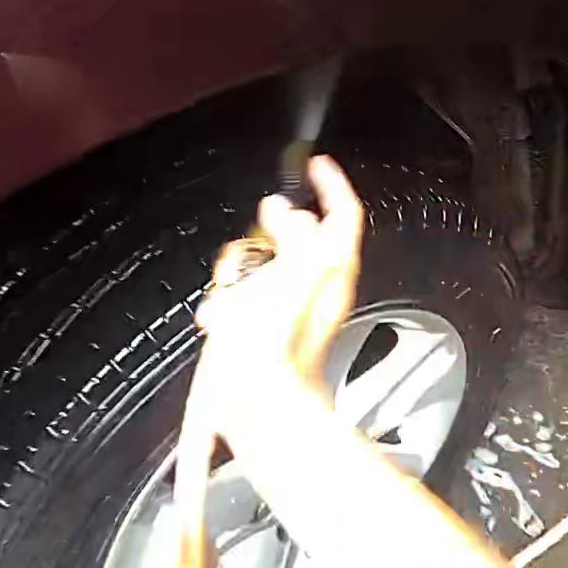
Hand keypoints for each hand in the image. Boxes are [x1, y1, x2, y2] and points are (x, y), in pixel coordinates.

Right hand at [193, 155, 364, 420]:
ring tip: (234, 292)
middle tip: (264, 221)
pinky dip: (232, 296)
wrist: (258, 403)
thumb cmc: (274, 350)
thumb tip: (287, 211)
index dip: (332, 185)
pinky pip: (249, 291)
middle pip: (304, 233)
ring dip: (245, 267)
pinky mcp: (270, 320)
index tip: (317, 164)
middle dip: (277, 227)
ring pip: (270, 259)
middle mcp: (318, 283)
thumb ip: (292, 241)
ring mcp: (293, 302)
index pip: (344, 214)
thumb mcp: (285, 282)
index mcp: (332, 269)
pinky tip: (223, 315)